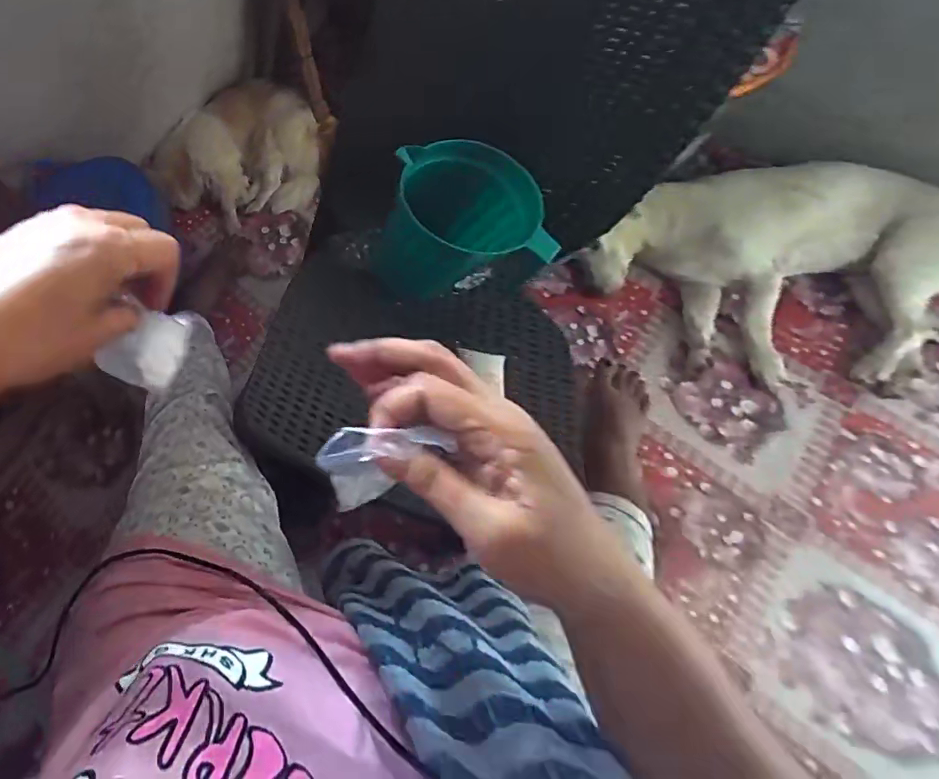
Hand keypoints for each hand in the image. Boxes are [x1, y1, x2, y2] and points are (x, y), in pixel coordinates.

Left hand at [0, 206, 179, 408]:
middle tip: (132, 299)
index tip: (151, 311)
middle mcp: (84, 220)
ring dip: (115, 252)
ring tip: (99, 290)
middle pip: (137, 229)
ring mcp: (50, 219)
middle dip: (145, 261)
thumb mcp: (89, 339)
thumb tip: (130, 309)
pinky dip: (86, 247)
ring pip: (104, 224)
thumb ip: (123, 318)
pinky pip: (72, 228)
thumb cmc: (29, 341)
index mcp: (108, 245)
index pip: (163, 248)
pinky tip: (65, 282)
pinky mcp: (24, 227)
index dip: (167, 281)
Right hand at [327, 339, 638, 613]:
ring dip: (395, 366)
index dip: (391, 407)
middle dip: (385, 353)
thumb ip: (433, 482)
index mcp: (501, 428)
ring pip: (440, 374)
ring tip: (350, 365)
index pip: (430, 391)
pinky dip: (410, 393)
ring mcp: (496, 422)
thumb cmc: (550, 562)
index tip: (373, 446)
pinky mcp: (491, 438)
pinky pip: (445, 402)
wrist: (600, 584)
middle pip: (436, 361)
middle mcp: (499, 412)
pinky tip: (384, 397)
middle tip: (339, 354)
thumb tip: (379, 447)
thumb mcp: (488, 530)